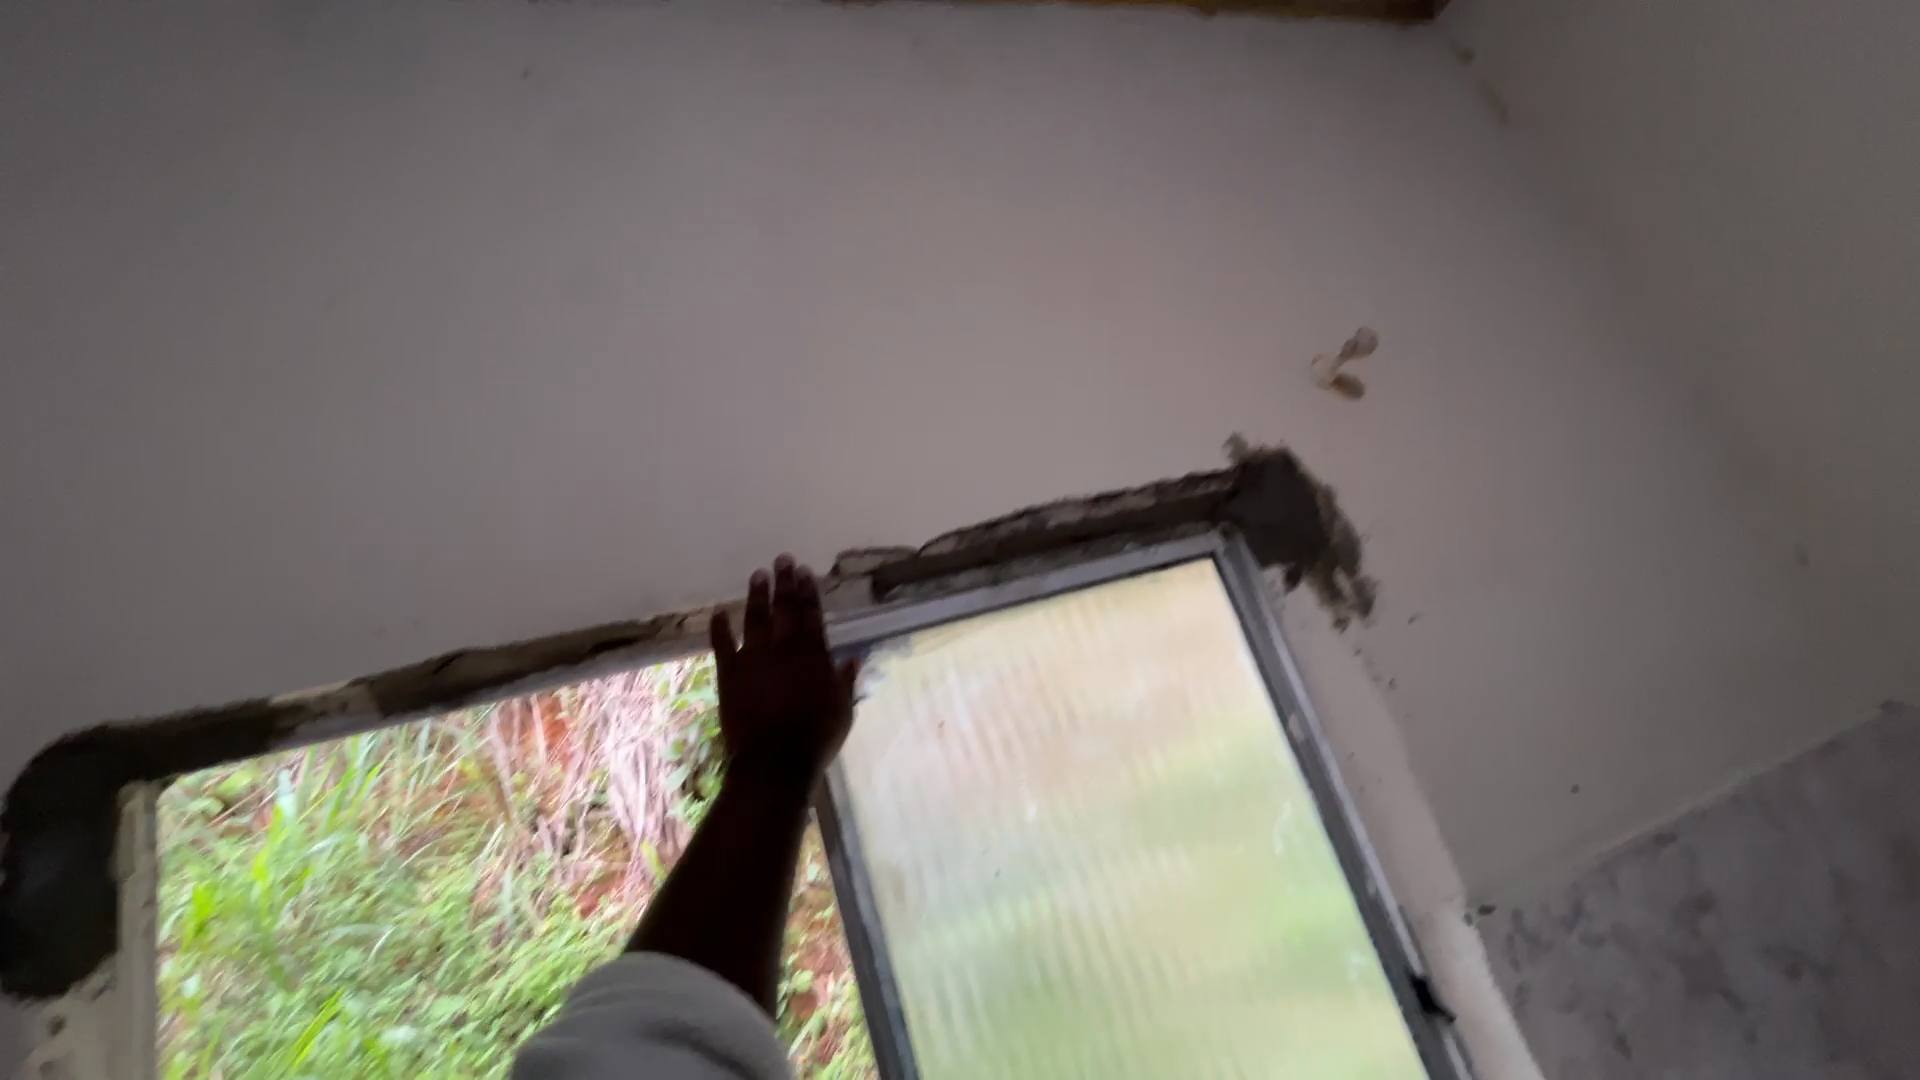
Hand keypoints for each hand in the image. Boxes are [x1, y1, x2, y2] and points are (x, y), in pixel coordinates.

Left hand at [708, 555, 859, 787]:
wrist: (775, 760)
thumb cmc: (816, 737)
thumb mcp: (842, 709)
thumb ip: (845, 681)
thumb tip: (853, 658)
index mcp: (813, 654)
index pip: (812, 614)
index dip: (809, 592)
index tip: (805, 572)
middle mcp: (784, 648)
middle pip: (785, 609)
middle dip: (785, 583)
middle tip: (782, 559)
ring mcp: (754, 659)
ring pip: (756, 619)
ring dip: (757, 596)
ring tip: (757, 574)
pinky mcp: (730, 674)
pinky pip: (722, 646)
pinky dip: (720, 628)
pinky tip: (718, 612)